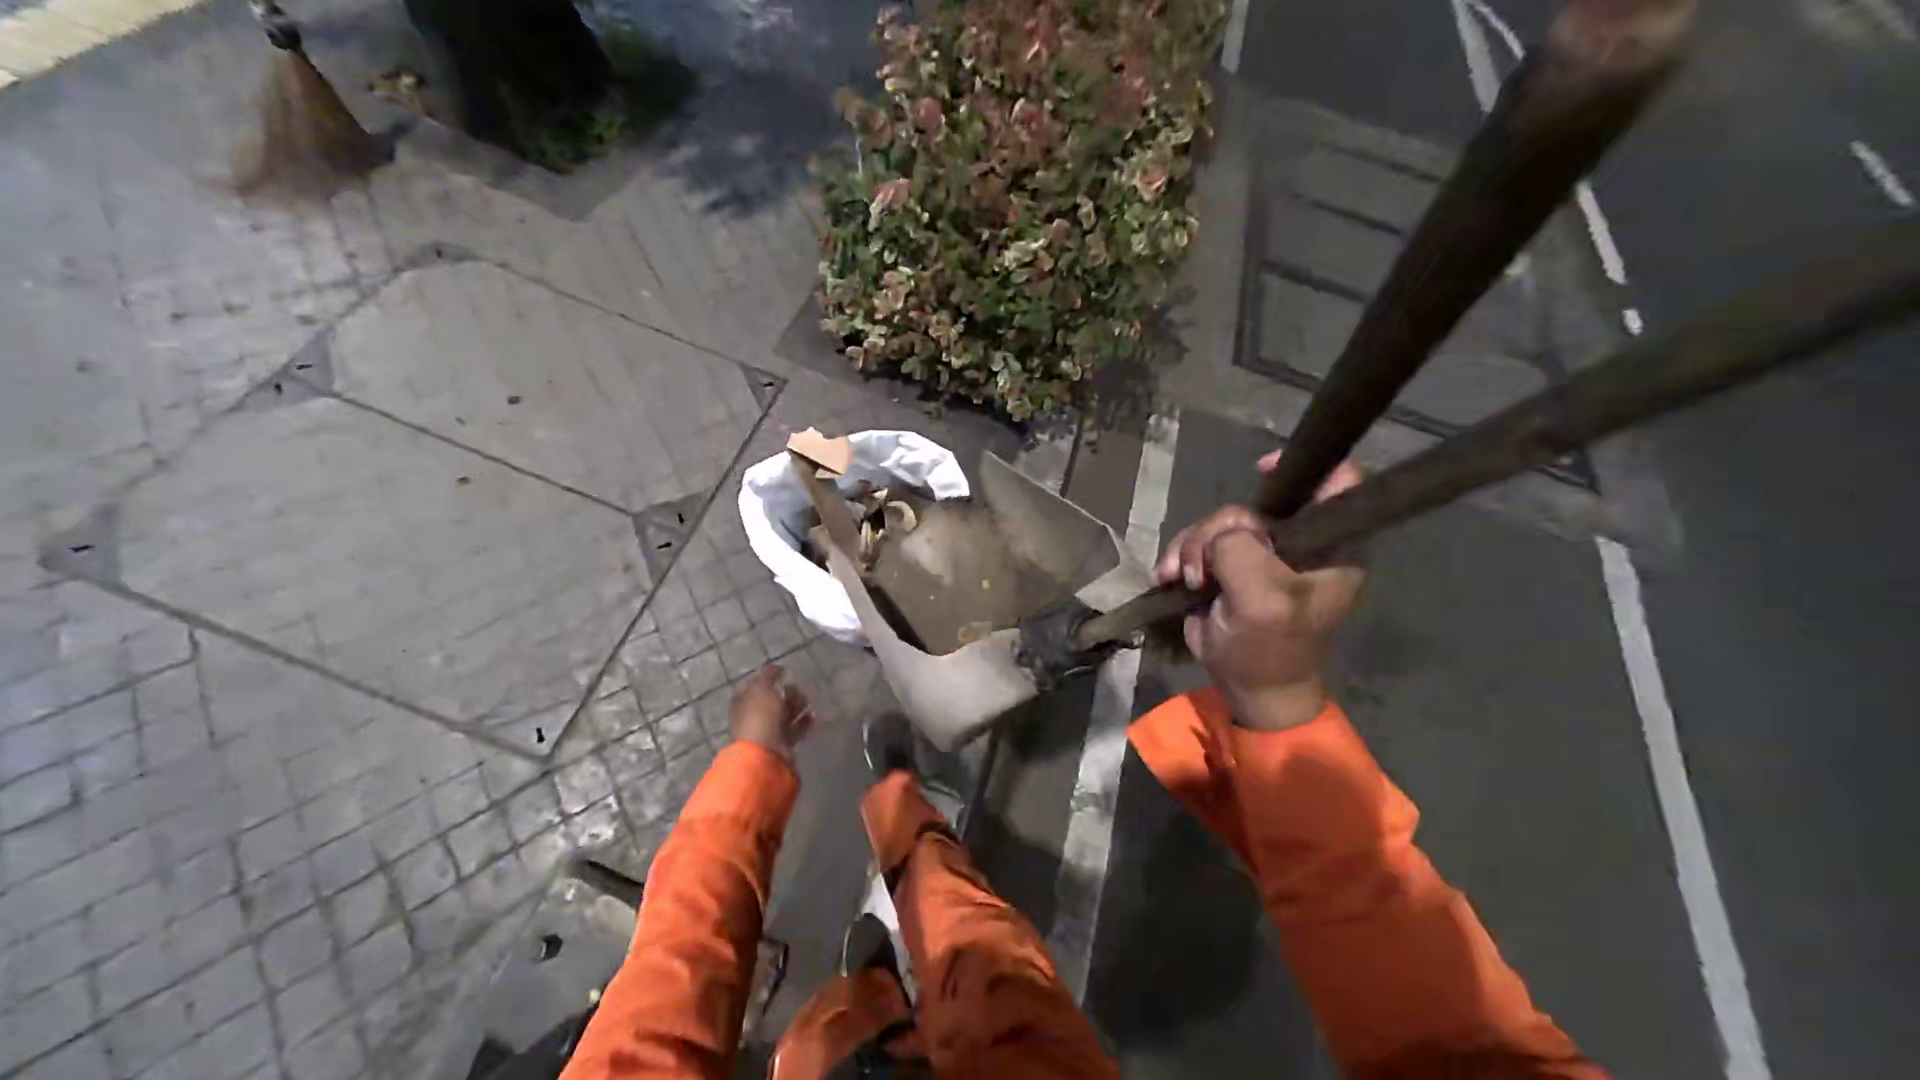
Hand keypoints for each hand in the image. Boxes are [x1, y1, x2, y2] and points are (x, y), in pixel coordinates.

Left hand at [729, 665, 814, 758]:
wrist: (765, 752)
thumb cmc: (760, 716)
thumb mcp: (762, 688)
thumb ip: (769, 675)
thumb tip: (776, 668)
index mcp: (743, 700)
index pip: (756, 683)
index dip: (770, 677)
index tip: (784, 673)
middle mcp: (754, 714)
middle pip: (773, 698)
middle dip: (787, 692)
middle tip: (798, 690)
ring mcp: (768, 729)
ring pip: (785, 712)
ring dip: (798, 706)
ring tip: (808, 702)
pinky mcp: (782, 741)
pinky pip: (795, 727)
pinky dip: (804, 721)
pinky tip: (813, 715)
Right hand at [1154, 453, 1365, 730]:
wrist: (1247, 686)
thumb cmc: (1269, 650)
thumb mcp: (1263, 601)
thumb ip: (1241, 552)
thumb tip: (1218, 535)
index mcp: (1330, 543)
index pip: (1334, 483)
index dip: (1302, 468)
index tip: (1262, 472)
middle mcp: (1297, 539)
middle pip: (1251, 506)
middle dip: (1214, 533)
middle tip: (1200, 570)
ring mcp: (1259, 550)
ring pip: (1216, 523)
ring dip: (1190, 548)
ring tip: (1181, 579)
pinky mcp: (1227, 563)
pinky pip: (1197, 540)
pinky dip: (1179, 556)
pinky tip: (1168, 577)